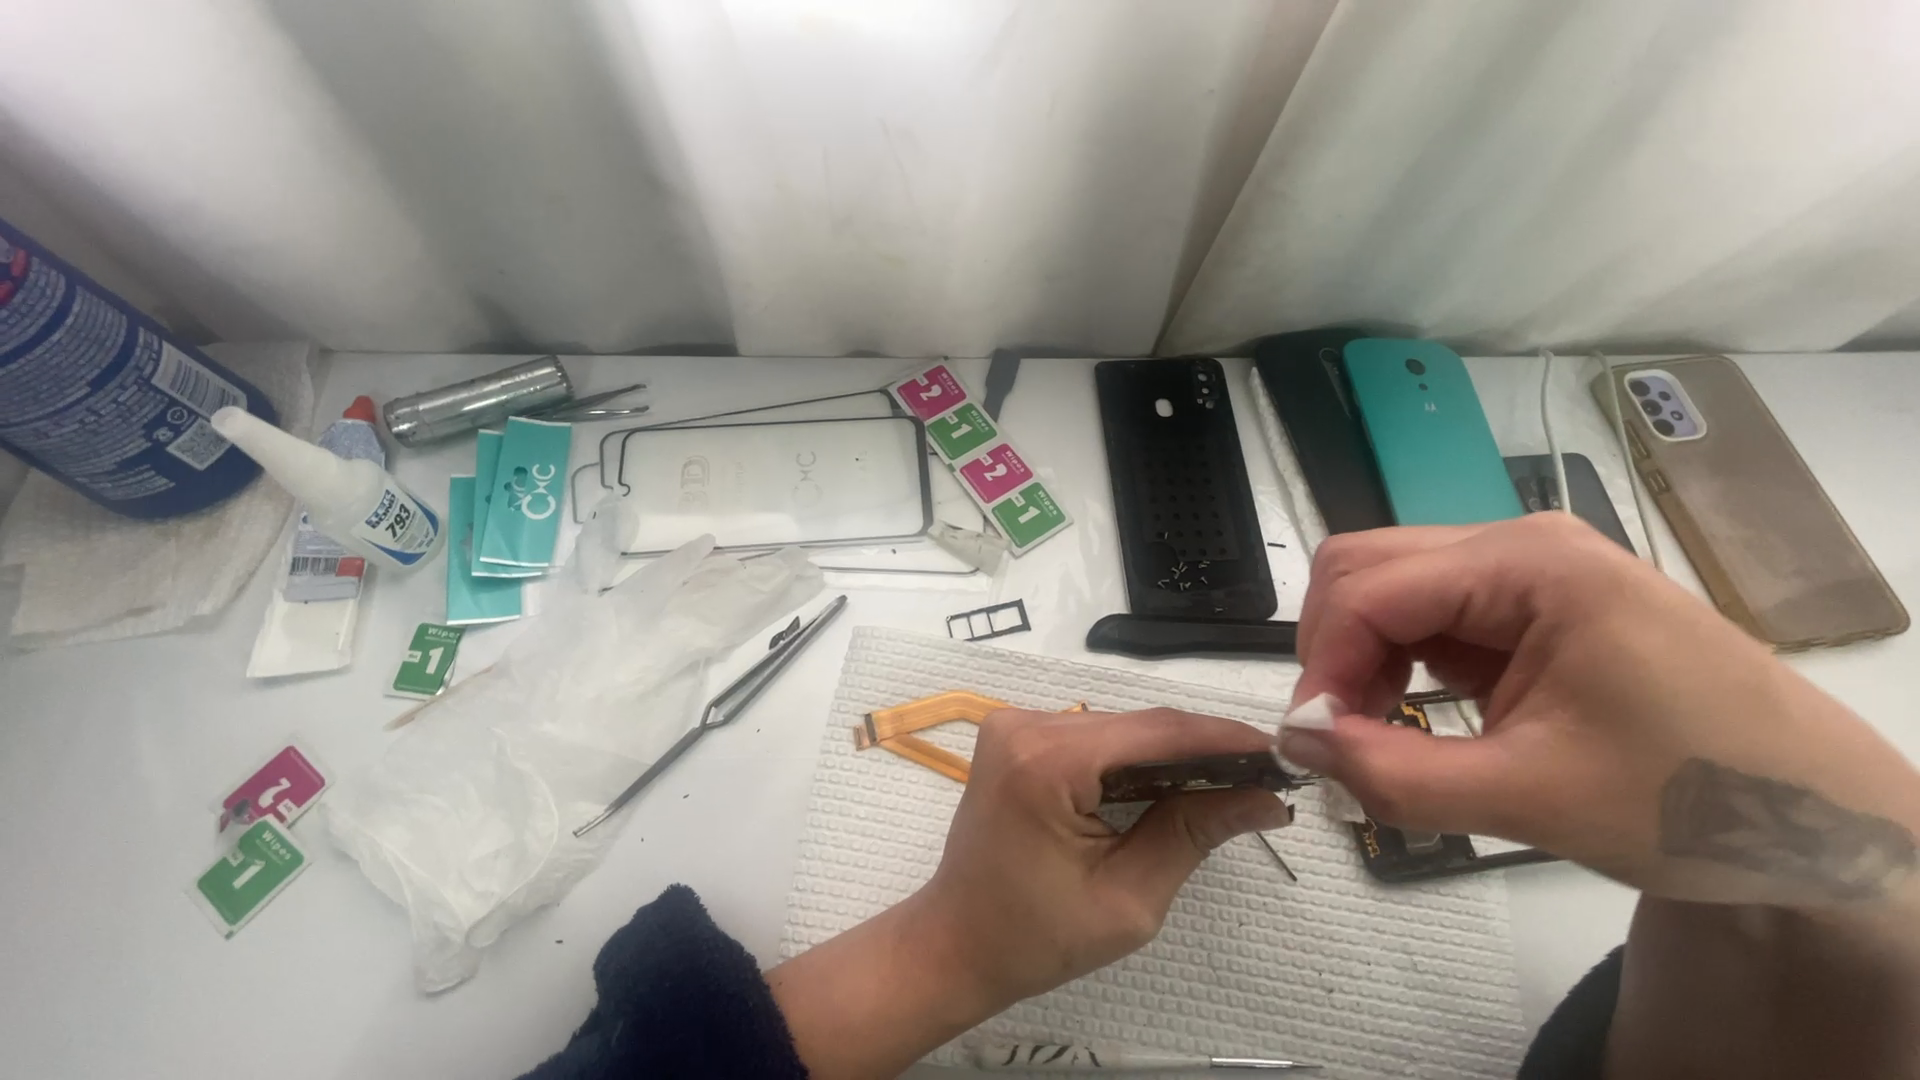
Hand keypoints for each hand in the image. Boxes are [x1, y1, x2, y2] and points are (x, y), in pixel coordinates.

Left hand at [768, 708, 1287, 1078]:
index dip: (1221, 738)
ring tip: (1231, 778)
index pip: (1153, 732)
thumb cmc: (1035, 937)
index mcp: (1045, 761)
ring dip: (1170, 752)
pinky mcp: (1014, 735)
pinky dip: (1133, 757)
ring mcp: (1014, 725)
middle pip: (1135, 725)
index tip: (1279, 751)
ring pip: (1116, 727)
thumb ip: (1193, 834)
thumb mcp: (1128, 898)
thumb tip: (1264, 798)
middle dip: (1201, 748)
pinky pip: (1090, 736)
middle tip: (1264, 775)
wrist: (956, 941)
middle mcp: (1025, 725)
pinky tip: (1172, 780)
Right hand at [1280, 513, 1919, 909]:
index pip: (1369, 589)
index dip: (1323, 663)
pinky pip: (1418, 609)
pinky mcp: (1522, 600)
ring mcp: (1521, 567)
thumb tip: (1293, 741)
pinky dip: (1389, 658)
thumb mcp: (1530, 799)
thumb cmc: (1695, 803)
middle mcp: (1517, 543)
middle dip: (1331, 648)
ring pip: (1382, 584)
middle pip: (1363, 567)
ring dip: (1356, 654)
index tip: (1317, 741)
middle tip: (1341, 728)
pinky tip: (1410, 708)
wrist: (1823, 823)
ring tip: (1377, 726)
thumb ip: (1393, 773)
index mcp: (1531, 566)